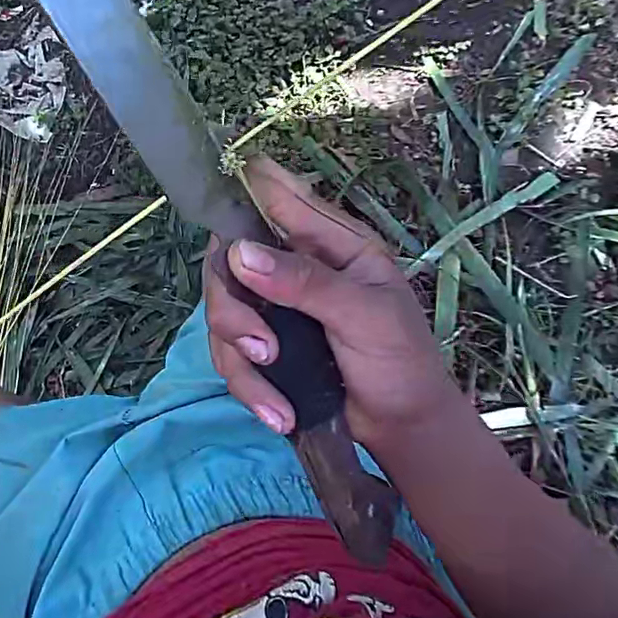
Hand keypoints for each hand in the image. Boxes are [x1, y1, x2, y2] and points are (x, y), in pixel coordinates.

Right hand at [204, 156, 461, 448]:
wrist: (402, 426)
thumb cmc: (400, 360)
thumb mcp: (365, 316)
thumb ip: (307, 283)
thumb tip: (240, 253)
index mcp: (329, 241)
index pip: (277, 194)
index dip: (240, 190)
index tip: (215, 207)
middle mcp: (293, 264)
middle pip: (227, 259)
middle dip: (232, 308)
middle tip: (260, 347)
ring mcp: (273, 303)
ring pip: (221, 308)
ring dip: (237, 352)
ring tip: (275, 394)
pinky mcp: (262, 341)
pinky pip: (228, 351)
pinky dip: (246, 385)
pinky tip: (277, 414)